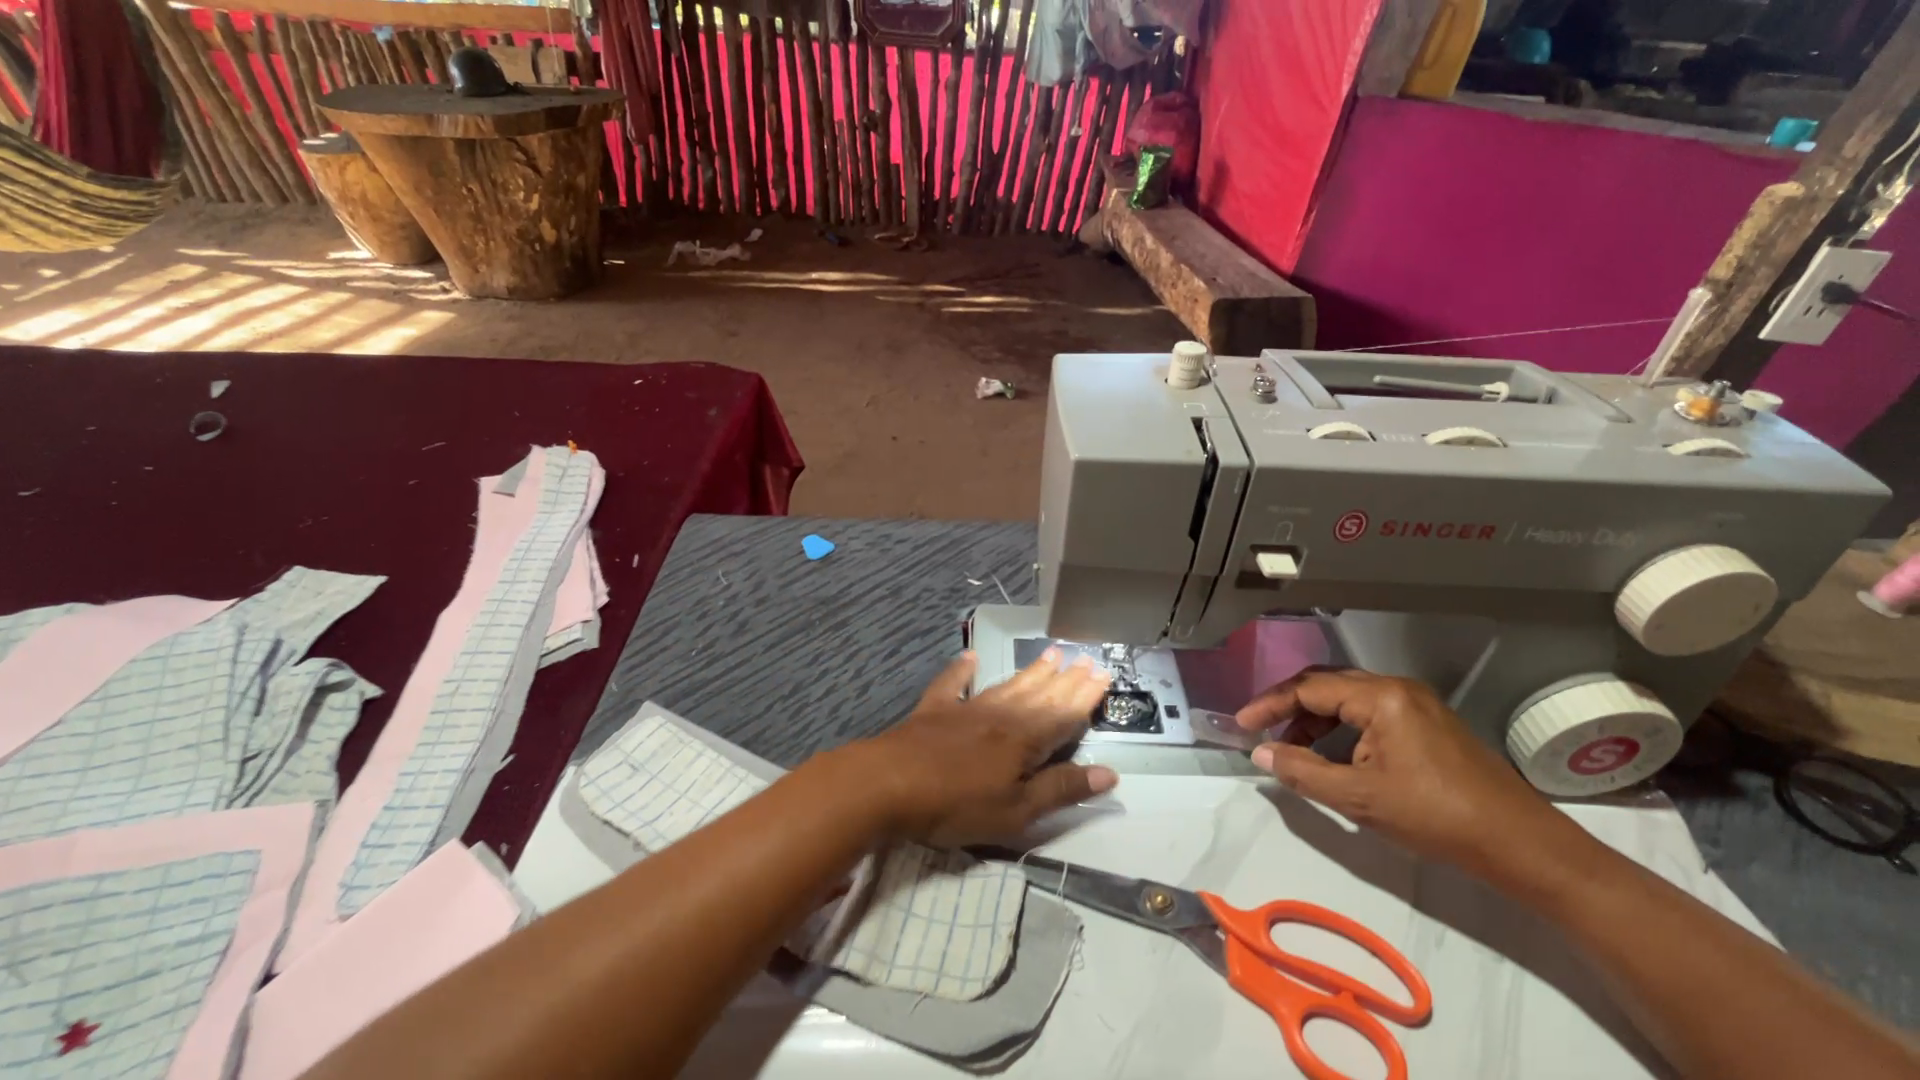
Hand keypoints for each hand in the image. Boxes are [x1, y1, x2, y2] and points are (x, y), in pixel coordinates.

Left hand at [852, 649, 1118, 847]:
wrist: (888, 783)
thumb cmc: (957, 805)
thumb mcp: (1016, 811)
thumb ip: (1060, 789)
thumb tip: (1109, 773)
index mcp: (1025, 740)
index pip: (1065, 715)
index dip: (1086, 697)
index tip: (1104, 674)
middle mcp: (1001, 716)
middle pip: (1040, 694)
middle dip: (1066, 678)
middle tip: (1086, 658)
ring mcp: (965, 709)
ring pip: (1007, 686)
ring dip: (1031, 671)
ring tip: (1051, 654)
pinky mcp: (933, 711)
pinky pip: (952, 684)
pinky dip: (962, 670)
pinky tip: (970, 657)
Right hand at [1237, 669, 1574, 881]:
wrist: (1515, 841)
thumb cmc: (1433, 816)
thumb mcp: (1358, 798)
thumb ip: (1302, 772)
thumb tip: (1261, 752)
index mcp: (1380, 697)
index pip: (1309, 688)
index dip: (1269, 705)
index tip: (1240, 726)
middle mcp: (1398, 688)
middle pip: (1328, 684)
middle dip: (1289, 707)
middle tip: (1260, 732)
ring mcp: (1417, 704)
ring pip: (1350, 699)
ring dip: (1315, 720)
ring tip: (1292, 751)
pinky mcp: (1429, 723)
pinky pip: (1371, 713)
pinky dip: (1342, 729)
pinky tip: (1332, 756)